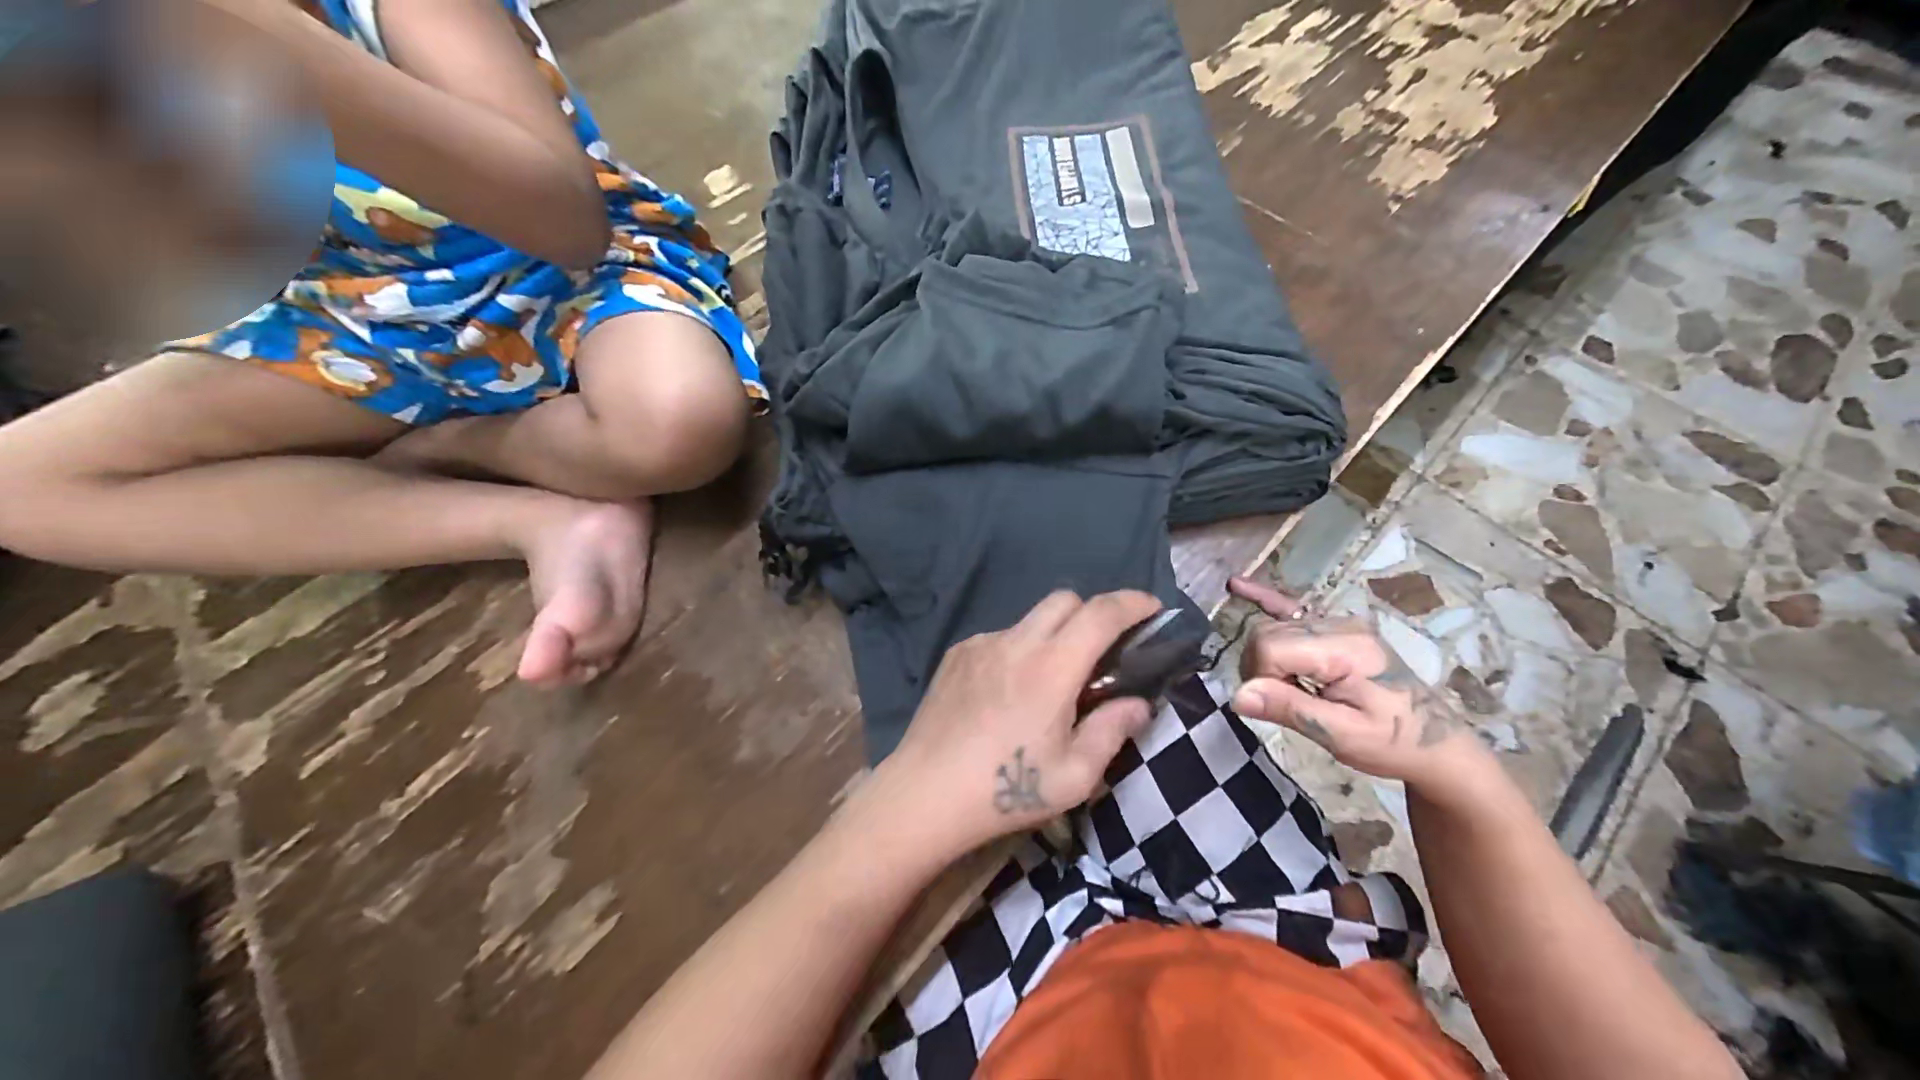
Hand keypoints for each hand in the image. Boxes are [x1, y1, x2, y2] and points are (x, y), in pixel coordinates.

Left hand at [878, 590, 1164, 855]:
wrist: (926, 793)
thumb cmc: (1005, 791)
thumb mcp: (1074, 776)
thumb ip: (1112, 731)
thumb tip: (1138, 704)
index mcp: (1051, 668)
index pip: (1101, 613)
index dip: (1133, 603)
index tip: (1152, 608)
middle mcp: (1016, 642)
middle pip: (1065, 600)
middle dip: (1093, 613)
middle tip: (1103, 652)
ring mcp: (981, 644)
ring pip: (1030, 619)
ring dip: (1053, 634)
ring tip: (1050, 681)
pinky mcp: (957, 654)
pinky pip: (1000, 637)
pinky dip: (1018, 650)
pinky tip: (1008, 692)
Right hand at [1226, 577, 1486, 796]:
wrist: (1436, 744)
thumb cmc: (1392, 742)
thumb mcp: (1342, 736)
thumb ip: (1290, 709)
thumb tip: (1238, 695)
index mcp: (1346, 649)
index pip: (1271, 646)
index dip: (1262, 677)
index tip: (1279, 706)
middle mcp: (1341, 626)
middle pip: (1267, 633)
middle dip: (1261, 669)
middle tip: (1285, 703)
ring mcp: (1339, 624)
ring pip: (1272, 628)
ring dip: (1266, 659)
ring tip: (1292, 691)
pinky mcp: (1336, 629)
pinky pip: (1291, 608)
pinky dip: (1264, 599)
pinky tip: (1237, 585)